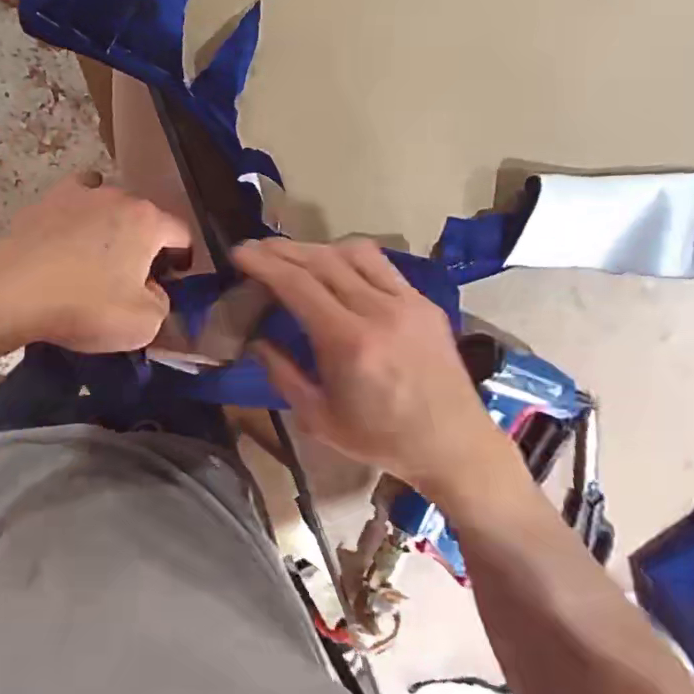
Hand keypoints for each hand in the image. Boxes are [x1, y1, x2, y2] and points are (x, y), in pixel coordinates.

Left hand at [0, 173, 191, 353]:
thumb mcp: (143, 323)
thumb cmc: (85, 305)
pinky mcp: (44, 201)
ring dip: (111, 226)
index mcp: (148, 221)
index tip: (170, 282)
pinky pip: (73, 201)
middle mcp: (118, 196)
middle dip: (146, 243)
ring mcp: (78, 193)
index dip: (183, 259)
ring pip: (109, 204)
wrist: (12, 292)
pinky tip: (67, 237)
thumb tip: (153, 291)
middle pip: (145, 217)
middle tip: (132, 277)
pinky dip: (77, 215)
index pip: (182, 233)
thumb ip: (162, 304)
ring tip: (97, 257)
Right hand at [231, 238, 518, 501]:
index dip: (264, 263)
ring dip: (316, 248)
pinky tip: (335, 268)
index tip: (239, 252)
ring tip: (293, 257)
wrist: (454, 445)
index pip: (299, 285)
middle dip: (283, 249)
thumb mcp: (318, 418)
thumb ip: (282, 374)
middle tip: (256, 249)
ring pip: (354, 252)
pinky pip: (381, 265)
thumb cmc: (381, 440)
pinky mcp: (425, 302)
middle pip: (322, 260)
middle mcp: (379, 311)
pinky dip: (349, 258)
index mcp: (350, 343)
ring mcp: (407, 302)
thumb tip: (256, 340)